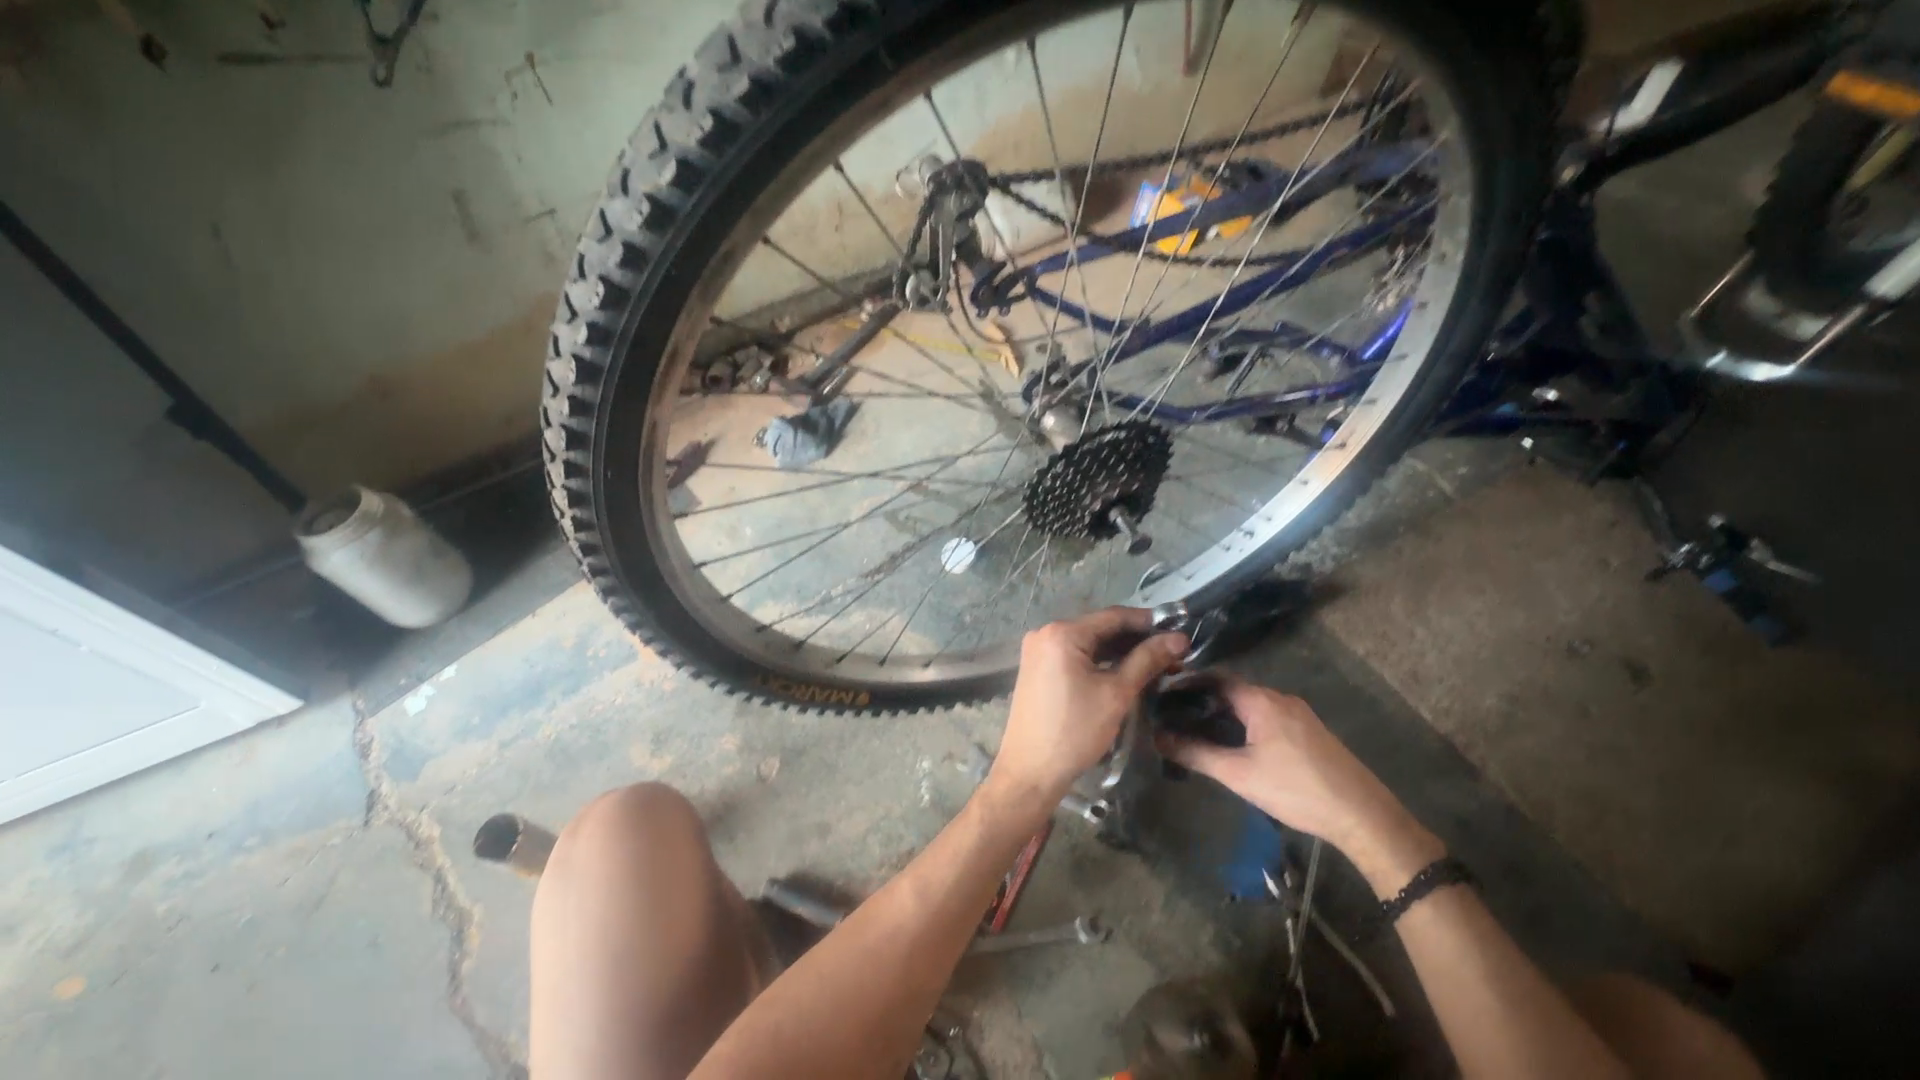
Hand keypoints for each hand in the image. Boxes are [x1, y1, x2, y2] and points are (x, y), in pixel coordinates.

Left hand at [988, 608, 1187, 806]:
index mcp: (1062, 633)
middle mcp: (1045, 633)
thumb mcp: (1116, 694)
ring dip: (1121, 653)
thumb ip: (1147, 660)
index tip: (1180, 632)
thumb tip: (1179, 638)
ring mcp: (1039, 651)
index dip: (1150, 623)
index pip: (1114, 616)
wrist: (1031, 771)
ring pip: (1089, 644)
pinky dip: (1101, 663)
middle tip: (1174, 653)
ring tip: (1157, 665)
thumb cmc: (1074, 731)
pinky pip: (1076, 656)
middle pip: (1101, 628)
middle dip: (1137, 640)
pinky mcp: (1038, 669)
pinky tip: (1127, 672)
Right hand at [1158, 677, 1443, 889]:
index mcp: (1262, 701)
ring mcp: (1299, 715)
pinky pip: (1268, 718)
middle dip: (1203, 702)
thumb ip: (1196, 754)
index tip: (1162, 696)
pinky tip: (1233, 746)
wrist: (1360, 813)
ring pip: (1252, 706)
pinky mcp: (1309, 732)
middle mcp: (1281, 699)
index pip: (1216, 678)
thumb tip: (1157, 738)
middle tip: (1173, 718)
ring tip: (1196, 733)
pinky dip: (1245, 725)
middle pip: (1234, 691)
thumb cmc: (1295, 789)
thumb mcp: (1239, 774)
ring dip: (1225, 715)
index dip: (1187, 684)